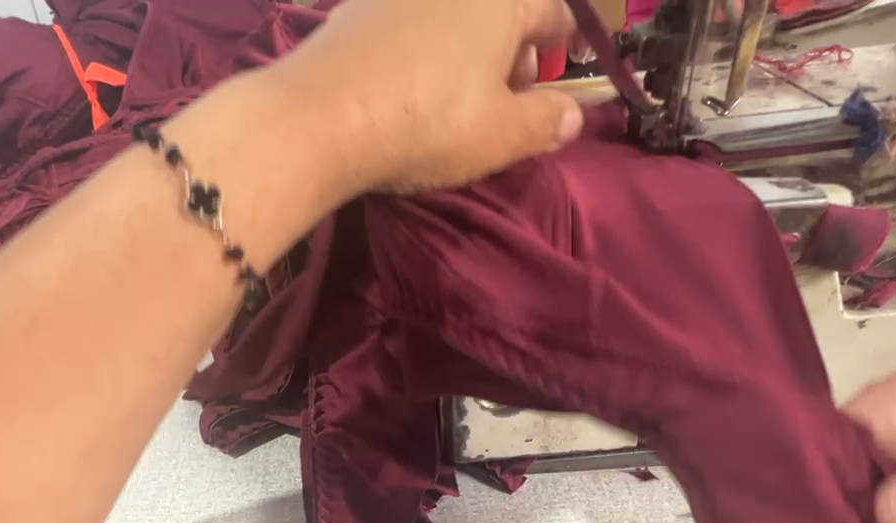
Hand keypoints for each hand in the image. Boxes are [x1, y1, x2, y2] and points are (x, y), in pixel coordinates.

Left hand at [269, 0, 584, 194]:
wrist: (323, 116)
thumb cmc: (428, 123)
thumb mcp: (499, 136)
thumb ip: (544, 123)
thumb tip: (572, 116)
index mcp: (501, 0)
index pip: (552, 13)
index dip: (562, 47)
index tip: (558, 75)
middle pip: (501, 12)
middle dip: (513, 53)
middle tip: (507, 101)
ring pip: (454, 18)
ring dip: (467, 54)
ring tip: (457, 100)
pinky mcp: (358, 9)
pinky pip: (409, 27)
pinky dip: (423, 52)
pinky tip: (410, 89)